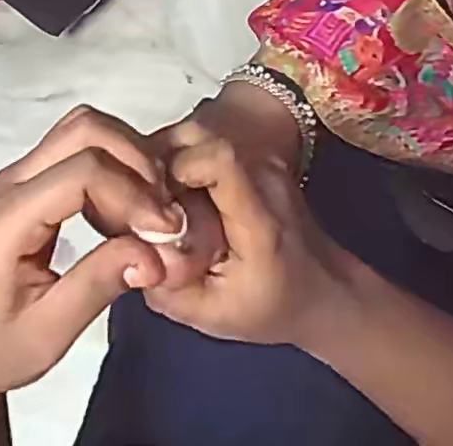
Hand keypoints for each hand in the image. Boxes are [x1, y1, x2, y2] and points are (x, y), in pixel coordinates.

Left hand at [0, 113, 180, 441]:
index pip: (83, 172)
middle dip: (135, 159)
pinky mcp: (34, 175)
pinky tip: (129, 203)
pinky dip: (115, 159)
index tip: (167, 230)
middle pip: (84, 129)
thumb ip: (99, 284)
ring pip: (84, 126)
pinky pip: (81, 143)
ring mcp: (22, 172)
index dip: (132, 192)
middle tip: (164, 209)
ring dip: (127, 154)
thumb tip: (158, 252)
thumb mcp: (48, 333)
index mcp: (9, 217)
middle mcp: (13, 180)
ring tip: (151, 205)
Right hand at [141, 120, 355, 346]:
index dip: (179, 166)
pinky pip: (207, 143)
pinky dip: (183, 161)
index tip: (159, 201)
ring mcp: (261, 159)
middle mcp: (262, 174)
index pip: (220, 157)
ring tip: (162, 199)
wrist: (326, 289)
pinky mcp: (254, 154)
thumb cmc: (273, 306)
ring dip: (170, 159)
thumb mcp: (216, 317)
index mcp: (258, 216)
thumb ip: (168, 292)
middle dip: (162, 163)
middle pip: (199, 137)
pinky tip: (180, 195)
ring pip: (197, 134)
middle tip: (152, 201)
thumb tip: (126, 253)